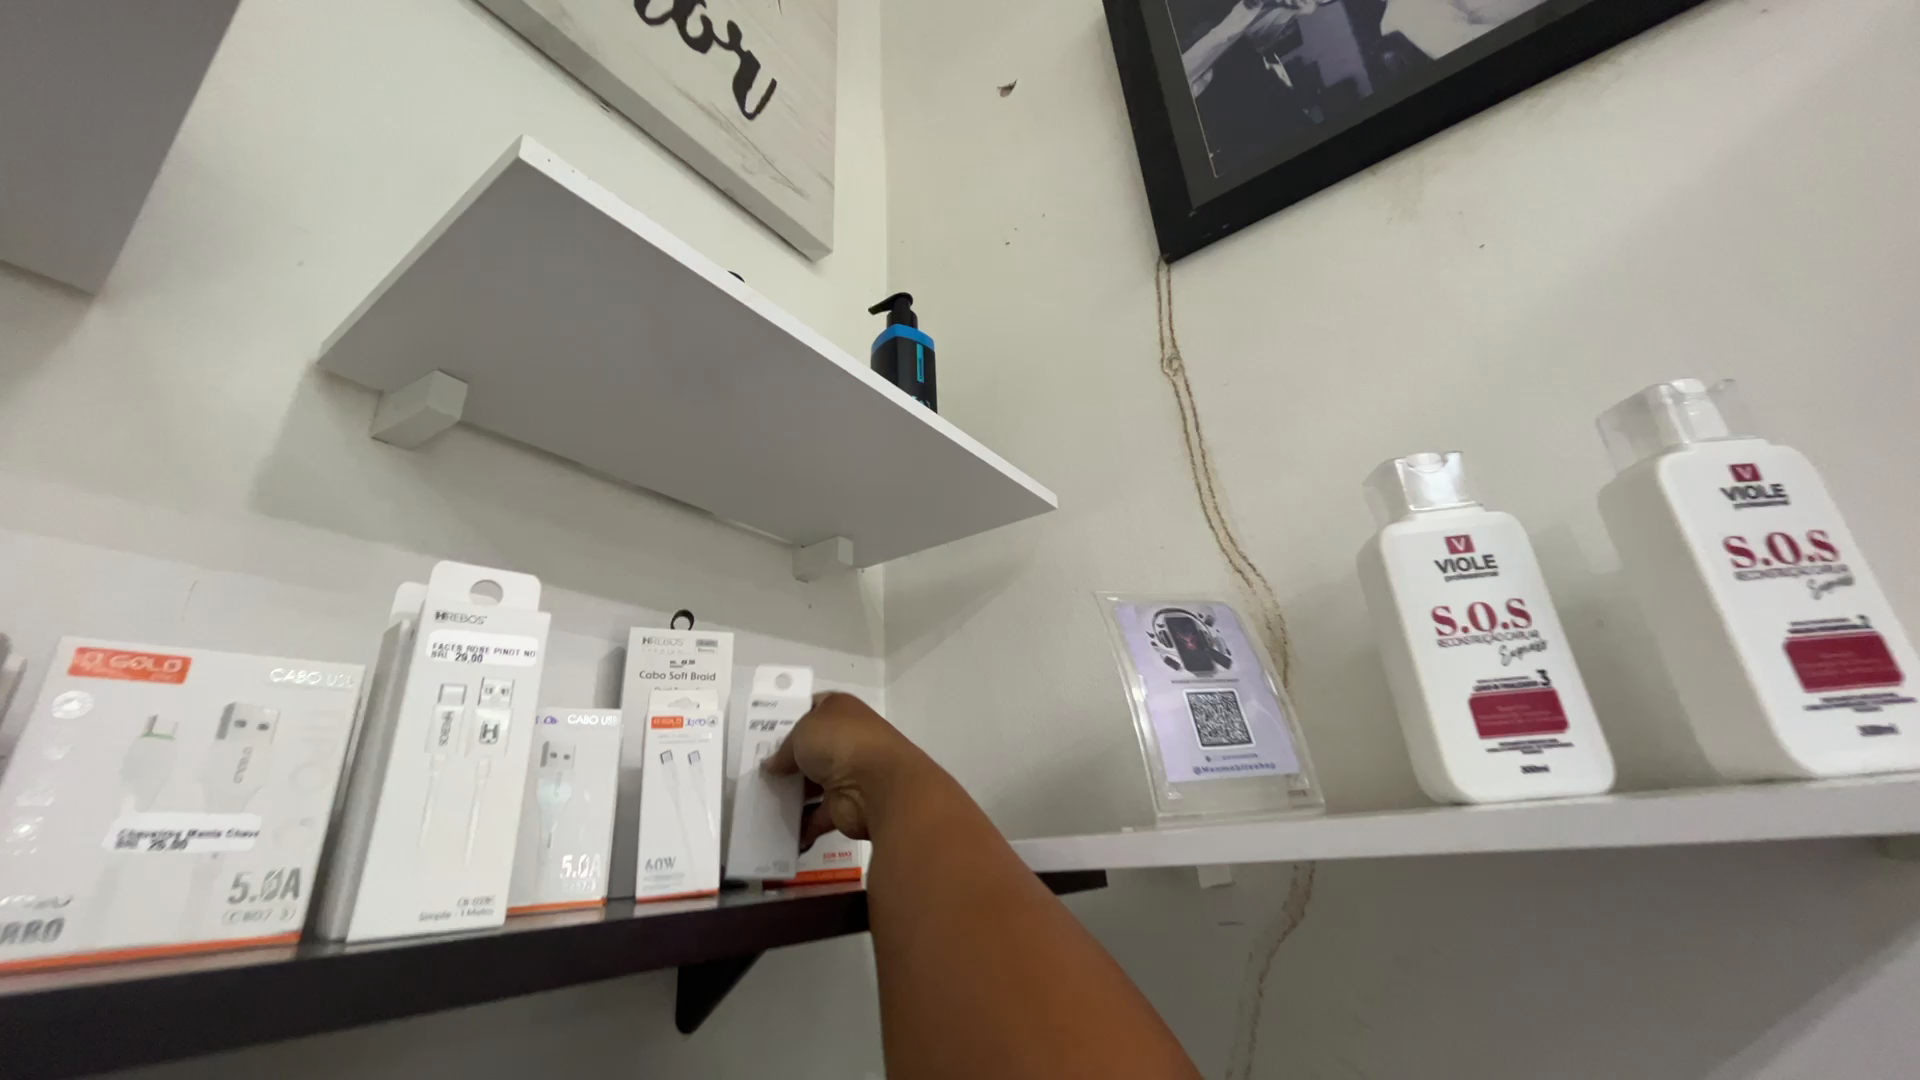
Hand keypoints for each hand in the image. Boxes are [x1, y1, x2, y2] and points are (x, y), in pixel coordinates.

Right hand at [764, 692, 931, 847]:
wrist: (878, 783)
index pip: (812, 708)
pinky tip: (774, 832)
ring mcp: (847, 773)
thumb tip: (772, 765)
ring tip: (757, 802)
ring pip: (811, 784)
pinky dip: (799, 826)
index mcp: (840, 710)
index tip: (762, 733)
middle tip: (754, 772)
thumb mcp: (802, 731)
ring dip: (790, 795)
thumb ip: (783, 748)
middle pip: (809, 750)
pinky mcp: (845, 806)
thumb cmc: (840, 742)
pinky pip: (816, 817)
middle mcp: (845, 740)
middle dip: (784, 762)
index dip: (789, 718)